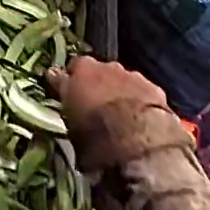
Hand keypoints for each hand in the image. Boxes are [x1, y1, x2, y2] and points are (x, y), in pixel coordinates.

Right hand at [48, 57, 187, 171]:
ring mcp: (132, 75)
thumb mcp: (69, 119)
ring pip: (121, 80)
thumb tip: (54, 77)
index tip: (65, 94)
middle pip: (97, 71)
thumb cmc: (96, 133)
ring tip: (120, 115)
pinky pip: (143, 92)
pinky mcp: (155, 89)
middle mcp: (107, 65)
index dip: (67, 82)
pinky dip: (140, 101)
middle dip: (96, 85)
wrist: (141, 143)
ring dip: (119, 92)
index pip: (68, 69)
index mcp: (82, 69)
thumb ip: (64, 94)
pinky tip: (141, 118)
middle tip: (94, 106)